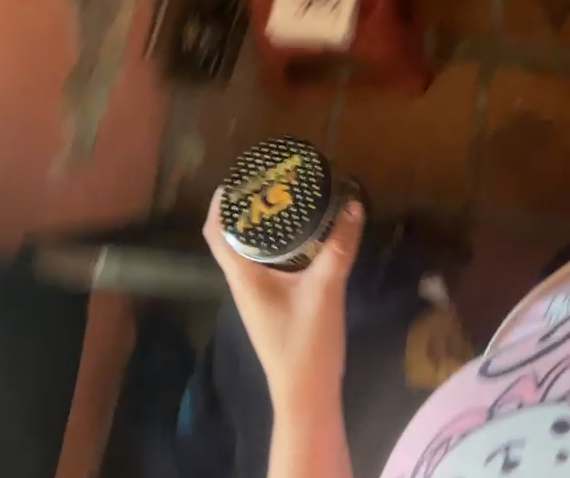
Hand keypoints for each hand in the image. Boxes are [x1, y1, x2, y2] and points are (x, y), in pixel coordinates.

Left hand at [203, 187, 364, 408]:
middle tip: (269, 179)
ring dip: (260, 224)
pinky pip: (268, 261)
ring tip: (285, 197)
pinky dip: (277, 241)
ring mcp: (259, 294)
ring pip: (250, 250)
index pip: (216, 234)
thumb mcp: (325, 291)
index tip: (238, 176)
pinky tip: (303, 234)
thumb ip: (338, 248)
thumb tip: (353, 206)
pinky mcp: (275, 302)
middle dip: (244, 206)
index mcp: (244, 278)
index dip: (221, 203)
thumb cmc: (305, 344)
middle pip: (231, 237)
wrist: (308, 393)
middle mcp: (245, 283)